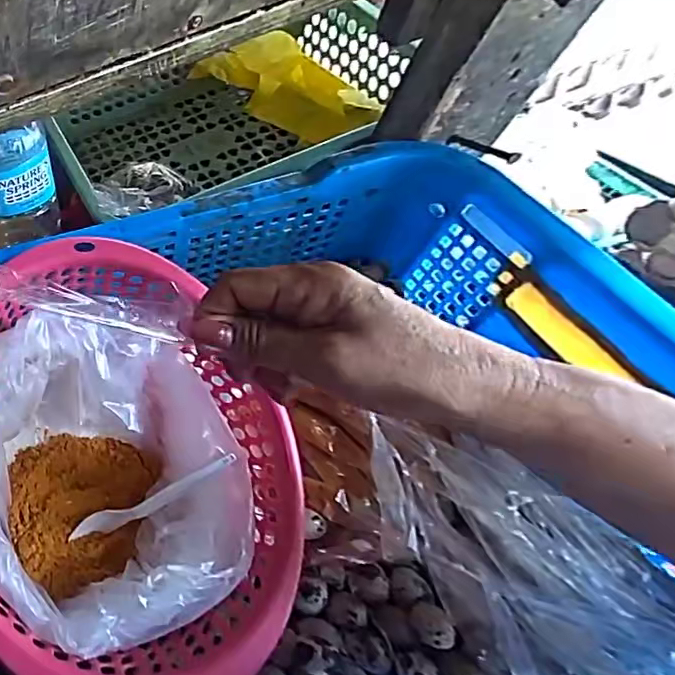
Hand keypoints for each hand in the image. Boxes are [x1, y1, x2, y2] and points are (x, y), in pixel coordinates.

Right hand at [188, 262, 536, 427]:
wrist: (475, 392)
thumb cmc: (402, 370)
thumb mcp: (322, 359)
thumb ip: (258, 342)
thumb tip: (200, 331)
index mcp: (308, 283)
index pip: (235, 285)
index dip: (212, 315)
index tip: (205, 353)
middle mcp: (309, 289)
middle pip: (245, 305)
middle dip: (233, 340)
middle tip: (240, 378)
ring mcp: (321, 310)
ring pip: (261, 327)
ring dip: (255, 357)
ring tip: (269, 388)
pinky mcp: (330, 332)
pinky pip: (284, 341)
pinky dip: (277, 364)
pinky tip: (286, 389)